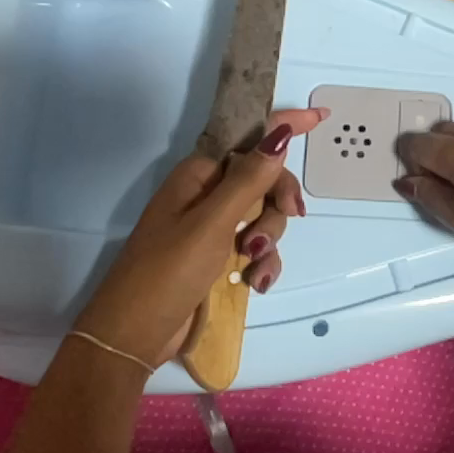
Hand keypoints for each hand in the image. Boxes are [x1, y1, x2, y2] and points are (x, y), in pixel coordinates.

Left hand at [73, 108, 325, 368]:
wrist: (134, 335)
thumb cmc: (166, 271)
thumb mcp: (212, 223)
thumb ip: (249, 179)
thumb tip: (280, 134)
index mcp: (199, 175)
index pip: (247, 137)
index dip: (282, 126)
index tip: (320, 117)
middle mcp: (207, 195)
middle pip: (264, 180)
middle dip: (278, 201)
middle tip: (292, 217)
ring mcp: (212, 227)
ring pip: (264, 216)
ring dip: (269, 238)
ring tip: (254, 264)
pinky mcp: (218, 257)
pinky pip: (256, 247)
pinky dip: (263, 262)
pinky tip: (256, 282)